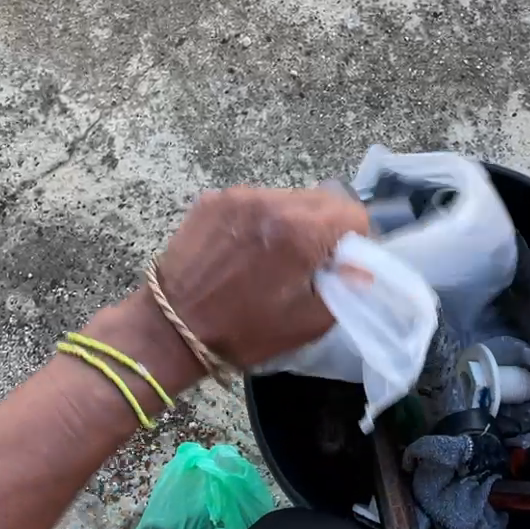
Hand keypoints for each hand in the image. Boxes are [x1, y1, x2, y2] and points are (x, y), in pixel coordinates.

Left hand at [151, 187, 367, 370]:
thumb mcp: (307, 321)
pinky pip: (256, 200)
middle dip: (328, 227)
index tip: (343, 262)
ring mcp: (240, 196)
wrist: (170, 328)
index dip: (356, 240)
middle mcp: (272, 202)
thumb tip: (359, 268)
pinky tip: (247, 248)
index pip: (352, 214)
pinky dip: (262, 219)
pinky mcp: (215, 199)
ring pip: (290, 197)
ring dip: (294, 221)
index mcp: (299, 232)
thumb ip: (344, 288)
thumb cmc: (243, 331)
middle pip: (324, 199)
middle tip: (312, 260)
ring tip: (275, 254)